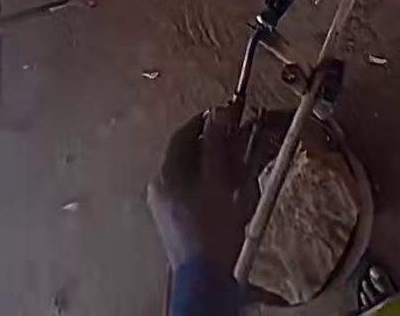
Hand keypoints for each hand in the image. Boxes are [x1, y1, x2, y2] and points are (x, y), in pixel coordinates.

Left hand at [147, 108, 254, 268]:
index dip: (204, 122)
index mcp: (165, 175)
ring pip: (195, 174)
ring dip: (217, 165)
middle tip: (235, 140)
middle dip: (214, 145)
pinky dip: (214, 185)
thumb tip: (218, 114)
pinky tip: (232, 190)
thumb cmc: (211, 231)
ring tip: (238, 164)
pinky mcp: (180, 223)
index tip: (224, 115)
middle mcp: (161, 188)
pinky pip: (197, 193)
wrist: (208, 284)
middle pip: (189, 154)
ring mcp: (169, 207)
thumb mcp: (217, 182)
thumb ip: (216, 146)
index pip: (182, 135)